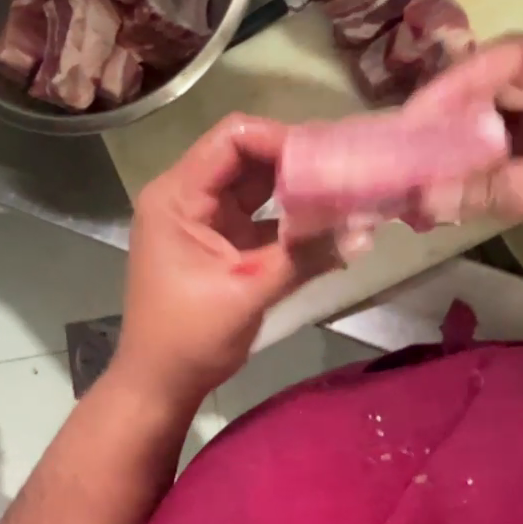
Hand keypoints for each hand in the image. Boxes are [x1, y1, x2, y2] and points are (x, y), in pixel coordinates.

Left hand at [111, 114, 331, 403]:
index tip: (329, 159)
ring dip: (298, 190)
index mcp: (178, 196)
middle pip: (248, 157)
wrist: (159, 384)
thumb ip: (303, 255)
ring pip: (257, 186)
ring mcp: (204, 219)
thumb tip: (363, 228)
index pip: (233, 140)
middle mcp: (188, 196)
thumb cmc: (189, 339)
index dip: (282, 139)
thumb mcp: (248, 293)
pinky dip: (291, 221)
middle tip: (348, 172)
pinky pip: (260, 217)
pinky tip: (329, 226)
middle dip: (297, 163)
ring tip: (346, 193)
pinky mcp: (220, 242)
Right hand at [414, 37, 522, 299]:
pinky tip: (447, 187)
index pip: (514, 57)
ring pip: (503, 121)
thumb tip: (418, 200)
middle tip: (409, 143)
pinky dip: (479, 170)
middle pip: (504, 85)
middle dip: (456, 113)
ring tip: (420, 166)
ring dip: (464, 145)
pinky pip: (510, 155)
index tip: (414, 117)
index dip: (459, 82)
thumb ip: (489, 189)